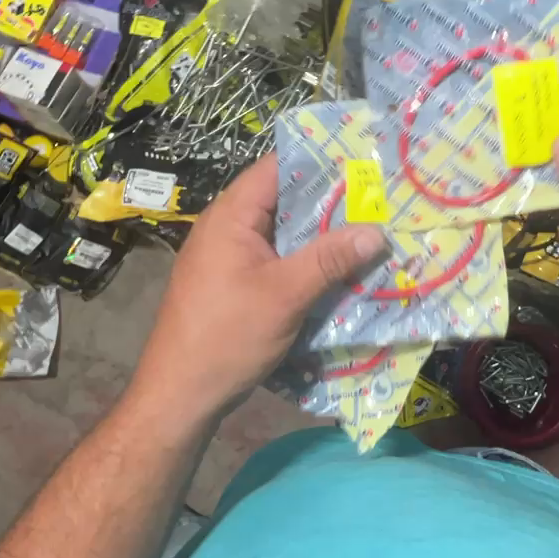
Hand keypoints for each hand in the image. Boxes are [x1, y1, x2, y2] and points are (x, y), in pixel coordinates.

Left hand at [129, 156, 385, 424]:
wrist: (178, 396)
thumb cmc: (226, 336)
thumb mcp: (285, 295)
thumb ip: (330, 259)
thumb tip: (377, 230)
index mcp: (231, 215)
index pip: (278, 168)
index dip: (321, 161)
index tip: (365, 161)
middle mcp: (228, 226)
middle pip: (284, 199)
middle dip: (331, 201)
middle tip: (380, 198)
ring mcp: (229, 256)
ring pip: (284, 232)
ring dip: (321, 235)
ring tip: (370, 230)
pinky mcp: (234, 282)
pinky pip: (277, 257)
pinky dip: (306, 259)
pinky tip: (340, 269)